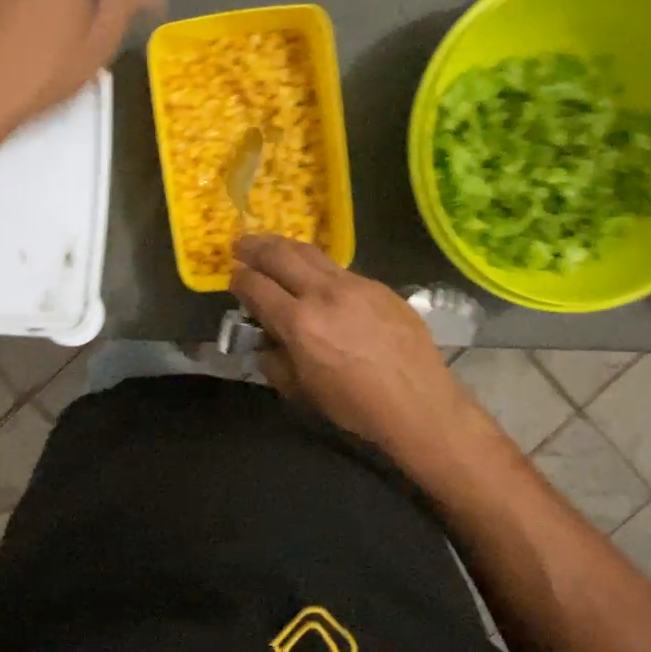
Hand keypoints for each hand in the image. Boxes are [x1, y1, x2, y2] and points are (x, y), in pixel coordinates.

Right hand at [231, 234, 477, 459]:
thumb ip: (275, 361)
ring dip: (285, 247)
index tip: (232, 279)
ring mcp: (355, 285)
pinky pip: (340, 269)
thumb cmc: (356, 406)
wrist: (418, 403)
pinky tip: (316, 278)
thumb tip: (267, 343)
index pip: (256, 287)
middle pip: (280, 255)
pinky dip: (318, 267)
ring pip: (312, 253)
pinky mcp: (379, 286)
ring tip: (271, 247)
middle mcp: (324, 293)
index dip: (238, 281)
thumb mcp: (302, 392)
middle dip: (254, 247)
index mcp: (300, 323)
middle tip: (239, 245)